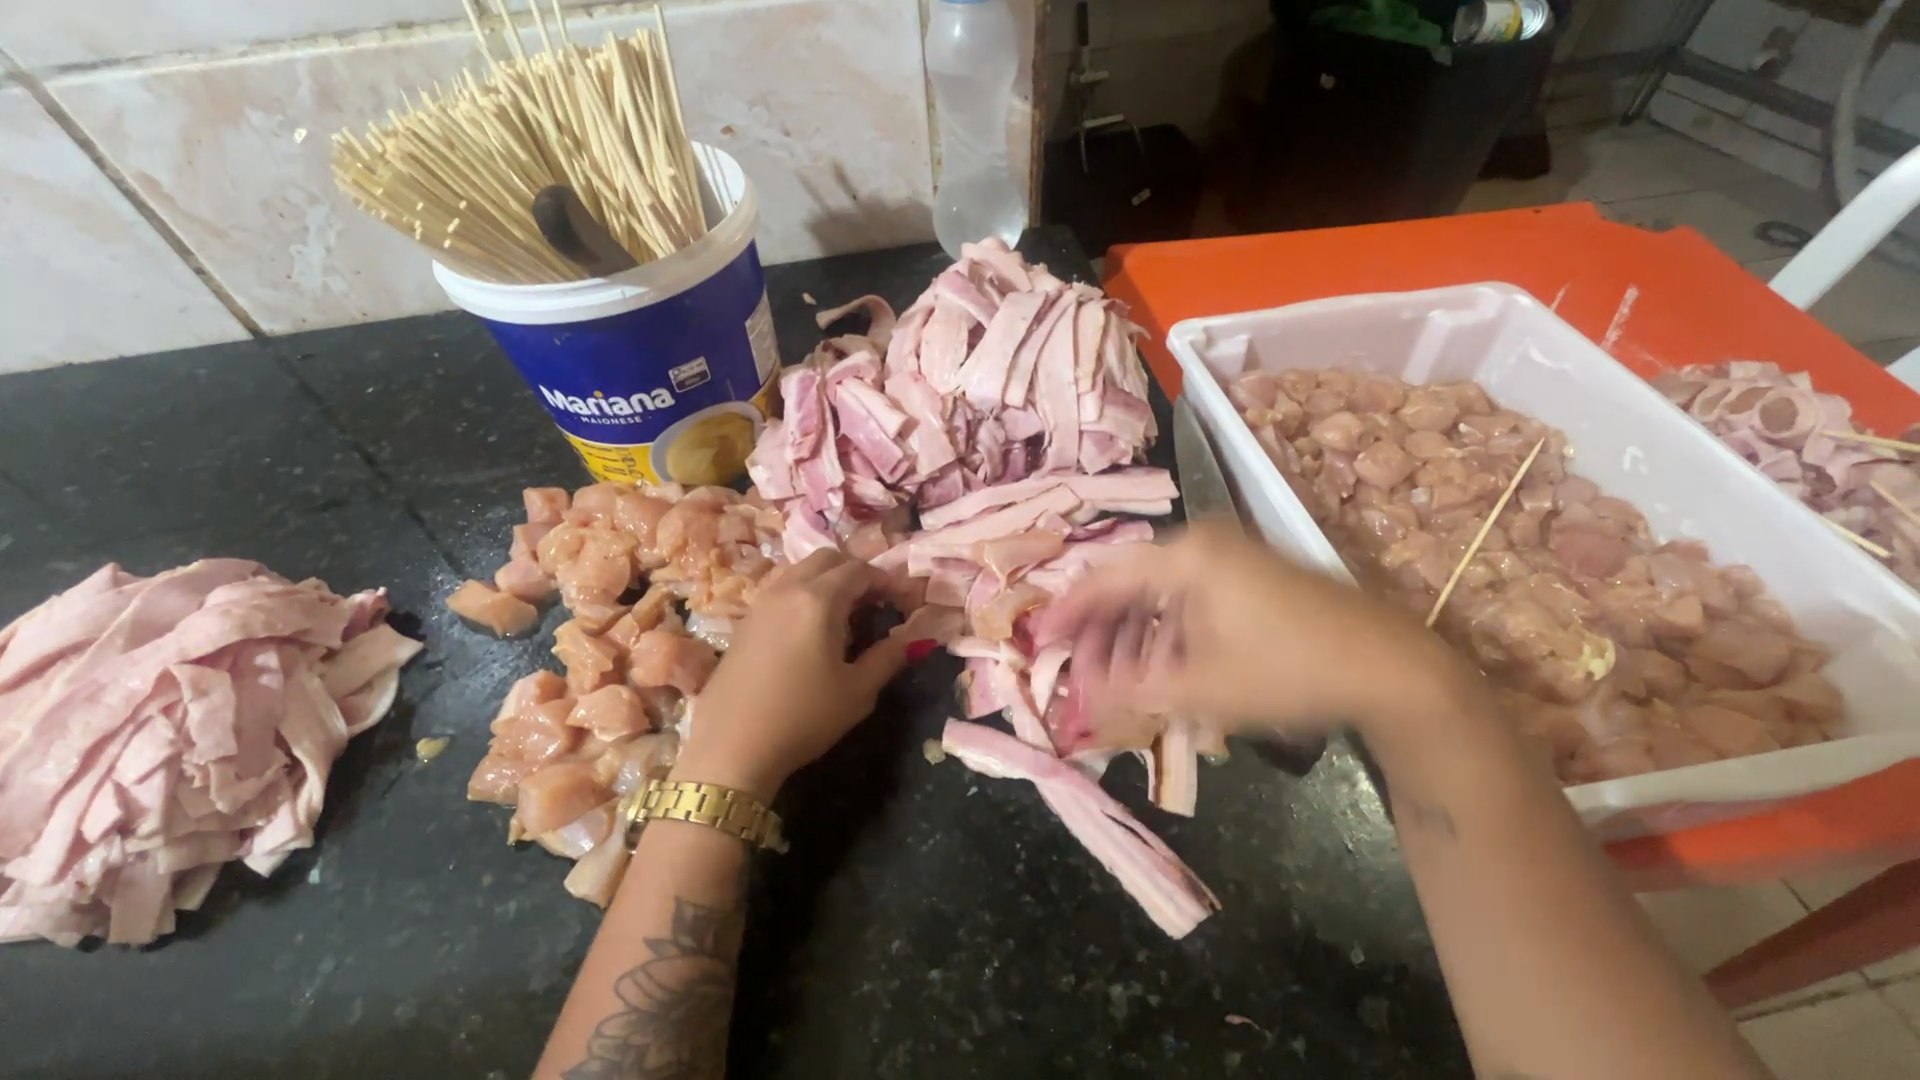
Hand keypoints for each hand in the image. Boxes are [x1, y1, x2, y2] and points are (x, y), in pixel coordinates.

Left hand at [672, 549, 910, 799]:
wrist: (732, 746)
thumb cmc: (803, 717)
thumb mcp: (857, 692)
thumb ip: (887, 658)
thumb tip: (910, 638)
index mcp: (820, 600)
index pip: (859, 570)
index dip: (886, 580)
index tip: (902, 600)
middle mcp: (788, 589)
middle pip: (827, 559)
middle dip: (856, 571)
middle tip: (875, 600)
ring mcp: (761, 602)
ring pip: (800, 570)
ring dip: (827, 579)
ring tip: (844, 612)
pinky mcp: (745, 621)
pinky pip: (781, 589)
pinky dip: (804, 592)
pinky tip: (811, 627)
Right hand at [1036, 524, 1479, 739]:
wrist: (1393, 666)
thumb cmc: (1292, 670)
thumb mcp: (1203, 689)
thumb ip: (1133, 693)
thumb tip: (1081, 705)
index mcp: (1186, 557)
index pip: (1103, 579)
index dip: (1067, 614)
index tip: (1039, 643)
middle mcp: (1204, 545)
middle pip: (1129, 584)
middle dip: (1101, 634)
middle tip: (1080, 674)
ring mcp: (1232, 558)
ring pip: (1160, 595)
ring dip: (1134, 638)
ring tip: (1118, 682)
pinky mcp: (1252, 578)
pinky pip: (1190, 601)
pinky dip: (1167, 634)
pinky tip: (1163, 671)